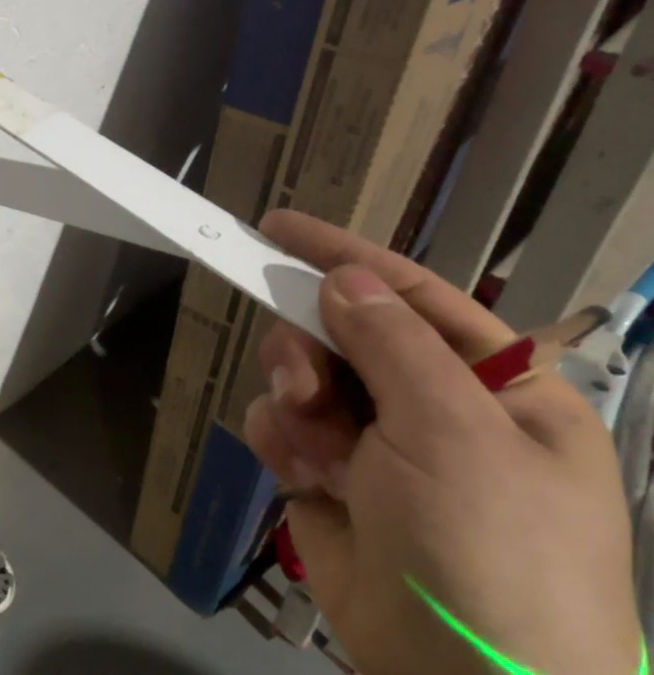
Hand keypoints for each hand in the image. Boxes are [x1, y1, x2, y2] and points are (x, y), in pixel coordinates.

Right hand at [243, 210, 637, 674]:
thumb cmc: (490, 548)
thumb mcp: (453, 435)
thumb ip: (393, 345)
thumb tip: (345, 278)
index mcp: (500, 392)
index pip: (416, 298)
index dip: (348, 259)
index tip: (275, 227)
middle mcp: (439, 411)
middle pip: (344, 336)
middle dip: (311, 352)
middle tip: (303, 382)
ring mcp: (382, 449)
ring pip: (303, 382)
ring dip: (295, 407)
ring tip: (318, 455)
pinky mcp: (332, 481)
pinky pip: (284, 429)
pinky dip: (283, 443)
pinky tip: (304, 477)